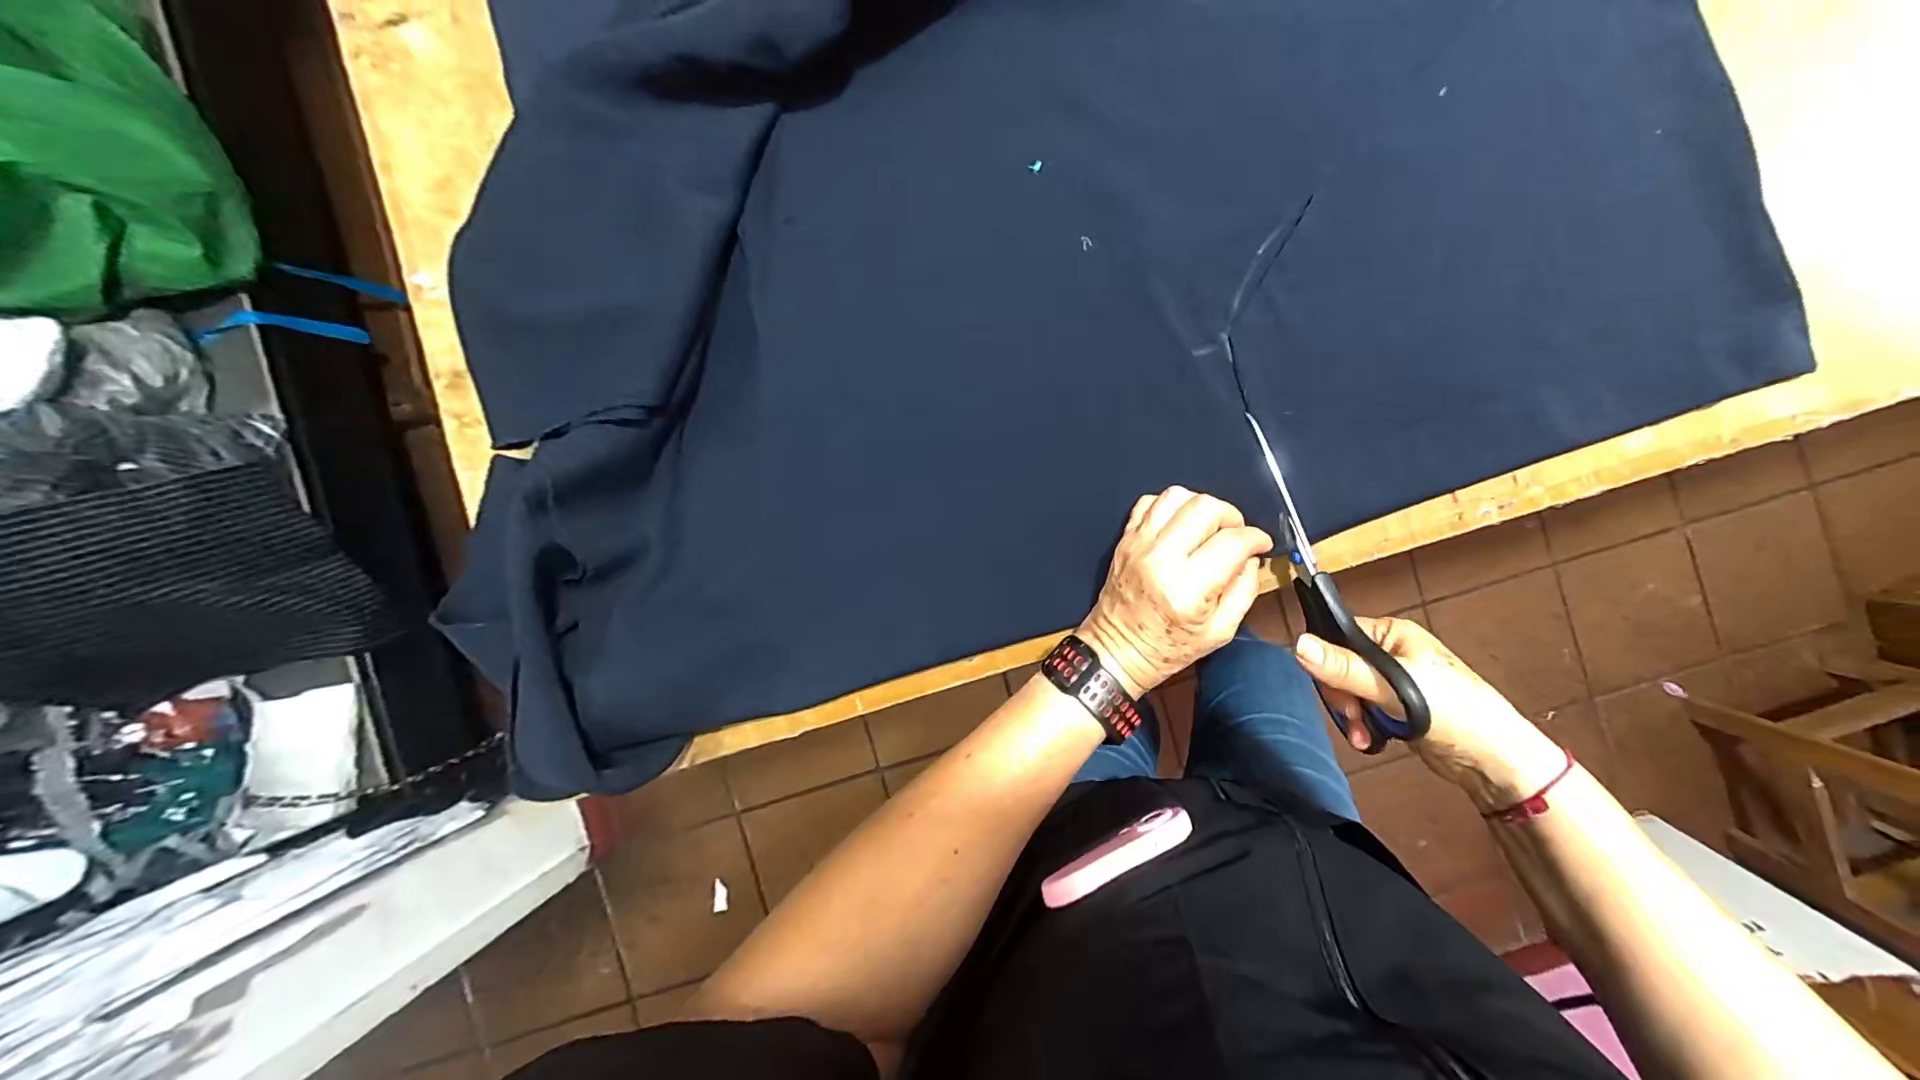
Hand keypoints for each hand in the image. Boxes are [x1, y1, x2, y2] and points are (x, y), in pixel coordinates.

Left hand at [1076, 487, 1272, 697]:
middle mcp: (1160, 560)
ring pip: (1177, 496)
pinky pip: (1149, 502)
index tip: (1260, 544)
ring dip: (1200, 507)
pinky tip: (1180, 526)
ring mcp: (1139, 545)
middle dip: (1231, 516)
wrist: (1117, 649)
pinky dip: (1170, 507)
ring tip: (1208, 528)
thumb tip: (1252, 558)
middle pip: (1206, 507)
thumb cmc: (1165, 647)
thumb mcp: (1220, 631)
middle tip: (1235, 535)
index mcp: (1187, 588)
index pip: (1232, 541)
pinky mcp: (1126, 540)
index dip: (1256, 538)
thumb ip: (1244, 590)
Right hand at [1293, 616, 1570, 810]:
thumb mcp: (1393, 686)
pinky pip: (1360, 710)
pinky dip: (1362, 726)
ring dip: (1351, 717)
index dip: (1327, 664)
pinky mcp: (1394, 706)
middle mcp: (1390, 652)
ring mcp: (1392, 680)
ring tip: (1366, 735)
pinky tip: (1372, 738)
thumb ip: (1343, 667)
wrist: (1496, 761)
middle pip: (1337, 667)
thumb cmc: (1461, 714)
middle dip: (1342, 698)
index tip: (1336, 691)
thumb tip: (1299, 643)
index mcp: (1392, 633)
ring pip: (1346, 691)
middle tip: (1356, 718)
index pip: (1336, 636)